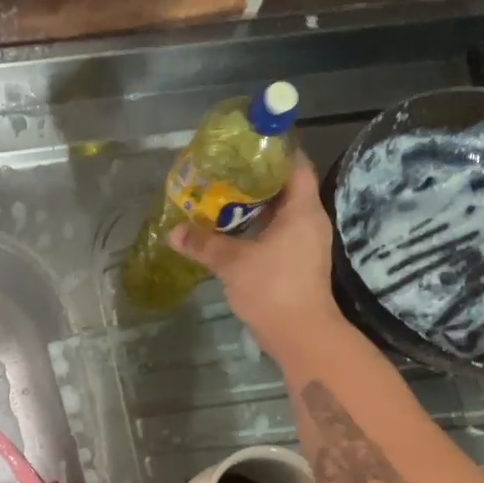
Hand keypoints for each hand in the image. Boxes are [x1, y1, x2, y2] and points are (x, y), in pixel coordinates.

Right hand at [170, 158, 343, 366]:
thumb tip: (173, 232)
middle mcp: (310, 220)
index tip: (246, 148)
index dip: (274, 153)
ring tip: (223, 203)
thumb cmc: (272, 289)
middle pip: (286, 189)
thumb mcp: (233, 263)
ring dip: (255, 209)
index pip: (295, 165)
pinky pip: (279, 235)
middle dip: (256, 182)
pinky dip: (258, 231)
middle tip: (224, 176)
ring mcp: (306, 244)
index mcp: (302, 209)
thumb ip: (204, 244)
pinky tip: (233, 236)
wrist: (300, 334)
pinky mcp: (299, 264)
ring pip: (281, 215)